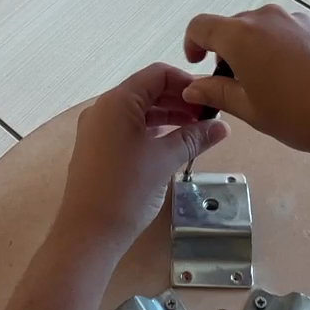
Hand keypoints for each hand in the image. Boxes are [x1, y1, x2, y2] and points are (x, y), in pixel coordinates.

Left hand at [57, 63, 229, 250]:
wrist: (87, 235)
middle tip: (208, 118)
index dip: (186, 83)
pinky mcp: (97, 149)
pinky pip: (129, 128)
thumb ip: (194, 138)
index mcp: (117, 101)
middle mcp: (104, 109)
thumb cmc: (127, 190)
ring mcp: (97, 130)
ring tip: (196, 131)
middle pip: (147, 91)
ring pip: (139, 111)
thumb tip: (222, 127)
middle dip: (179, 101)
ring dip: (168, 116)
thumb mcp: (165, 160)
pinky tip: (173, 144)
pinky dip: (152, 131)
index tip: (209, 100)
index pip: (157, 74)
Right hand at [180, 5, 309, 162]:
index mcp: (241, 36)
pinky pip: (289, 34)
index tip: (198, 64)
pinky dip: (282, 52)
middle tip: (235, 89)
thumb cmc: (305, 115)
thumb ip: (218, 93)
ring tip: (271, 90)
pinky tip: (300, 85)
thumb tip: (194, 86)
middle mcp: (267, 18)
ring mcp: (297, 20)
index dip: (192, 44)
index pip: (201, 26)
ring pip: (263, 31)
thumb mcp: (253, 111)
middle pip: (232, 27)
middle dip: (226, 54)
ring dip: (256, 53)